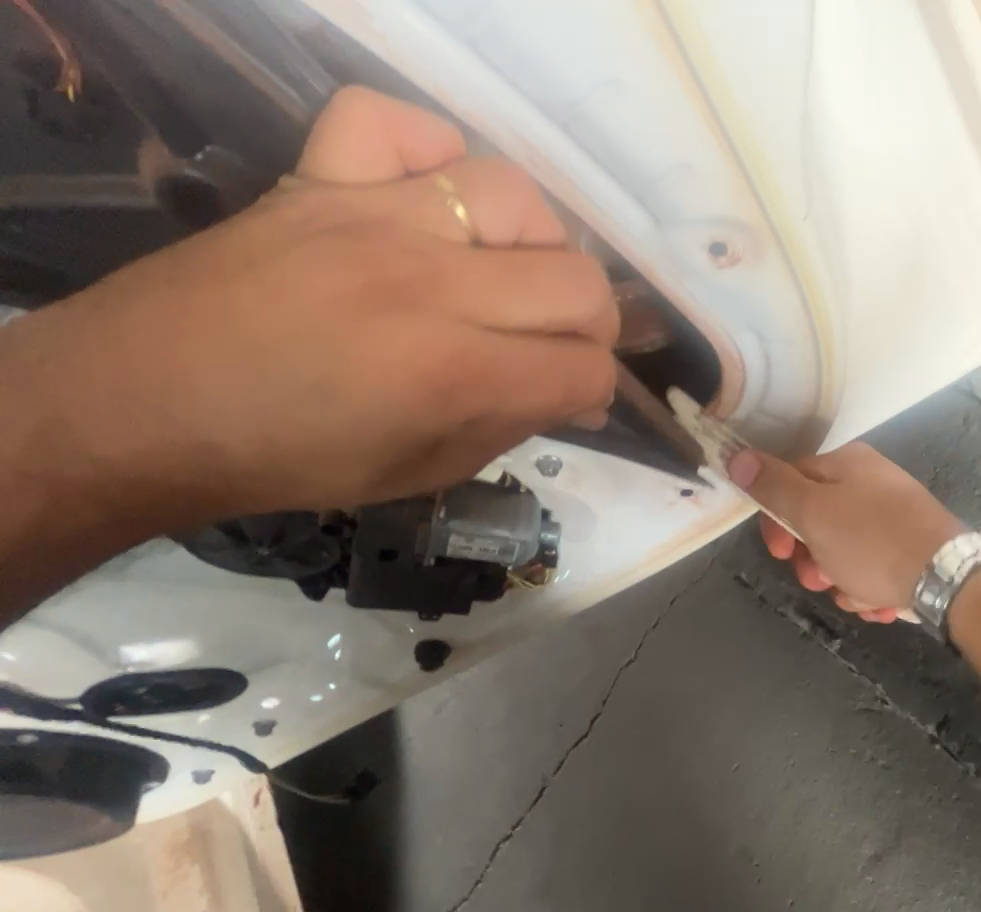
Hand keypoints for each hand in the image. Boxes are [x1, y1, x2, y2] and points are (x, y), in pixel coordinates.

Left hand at [0, 87, 616, 531]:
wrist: (136, 408)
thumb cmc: (292, 459)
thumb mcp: (429, 470)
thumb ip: (517, 424)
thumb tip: (580, 394)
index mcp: (453, 374)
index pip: (587, 366)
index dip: (595, 389)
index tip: (574, 400)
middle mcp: (428, 284)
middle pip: (579, 283)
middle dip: (589, 328)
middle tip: (554, 347)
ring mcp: (371, 218)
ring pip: (516, 196)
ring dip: (538, 245)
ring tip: (509, 275)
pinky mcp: (318, 182)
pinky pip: (393, 125)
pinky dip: (432, 150)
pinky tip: (437, 198)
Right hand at [729, 444, 964, 622]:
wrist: (947, 578)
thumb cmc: (872, 543)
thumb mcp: (813, 513)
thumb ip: (774, 488)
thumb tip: (738, 455)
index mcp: (849, 464)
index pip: (792, 481)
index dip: (776, 520)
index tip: (779, 554)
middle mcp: (874, 483)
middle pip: (820, 520)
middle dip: (813, 558)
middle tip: (818, 580)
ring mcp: (897, 518)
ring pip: (846, 551)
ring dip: (843, 580)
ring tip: (856, 596)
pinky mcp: (914, 550)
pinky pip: (876, 568)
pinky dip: (871, 588)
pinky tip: (880, 603)